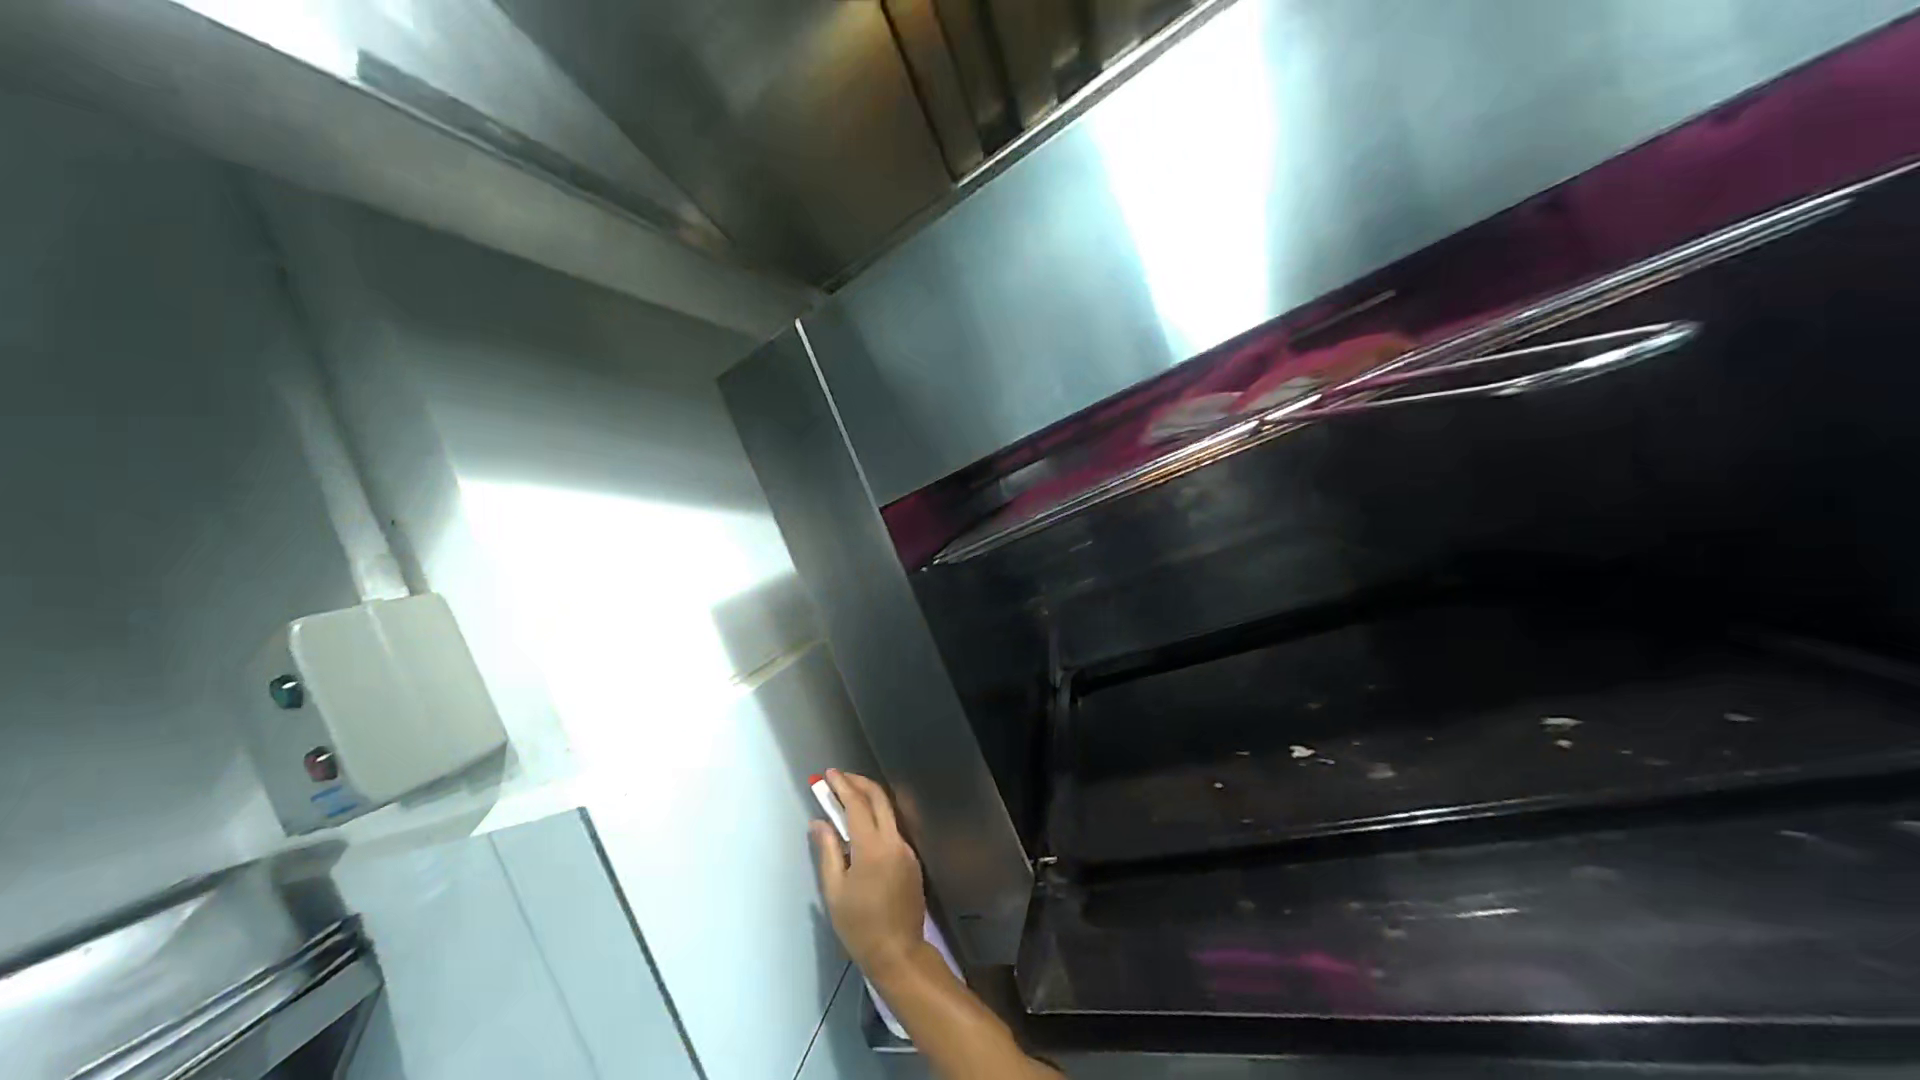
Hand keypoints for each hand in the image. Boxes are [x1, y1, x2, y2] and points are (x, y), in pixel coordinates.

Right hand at [811, 769, 927, 978]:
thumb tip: (820, 822)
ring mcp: (906, 850)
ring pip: (888, 812)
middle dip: (859, 783)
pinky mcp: (911, 860)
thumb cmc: (859, 926)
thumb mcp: (834, 891)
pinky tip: (863, 824)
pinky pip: (893, 829)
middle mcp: (894, 841)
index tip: (828, 775)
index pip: (857, 805)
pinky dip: (877, 817)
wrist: (898, 952)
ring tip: (848, 796)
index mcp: (872, 848)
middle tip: (839, 778)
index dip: (842, 786)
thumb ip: (827, 851)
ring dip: (869, 798)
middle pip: (879, 799)